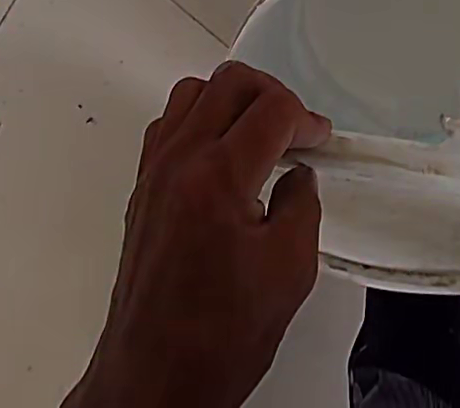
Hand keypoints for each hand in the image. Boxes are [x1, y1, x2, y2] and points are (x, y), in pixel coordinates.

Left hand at [67, 62, 332, 407]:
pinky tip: (223, 148)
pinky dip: (201, 118)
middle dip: (274, 94)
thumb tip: (299, 174)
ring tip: (259, 130)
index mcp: (218, 179)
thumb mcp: (291, 266)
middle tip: (295, 126)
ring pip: (194, 91)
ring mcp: (154, 175)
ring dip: (234, 100)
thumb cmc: (215, 337)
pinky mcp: (142, 190)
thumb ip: (303, 201)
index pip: (274, 108)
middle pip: (232, 82)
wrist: (154, 384)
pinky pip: (168, 123)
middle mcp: (179, 165)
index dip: (307, 119)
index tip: (317, 137)